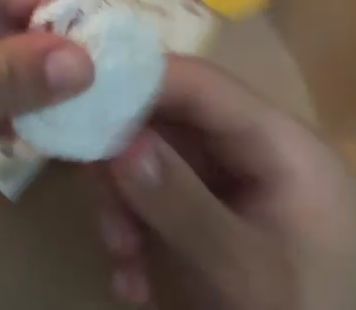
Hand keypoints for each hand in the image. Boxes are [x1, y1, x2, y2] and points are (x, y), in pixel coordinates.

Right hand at [96, 57, 355, 308]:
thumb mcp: (242, 272)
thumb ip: (180, 203)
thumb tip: (117, 141)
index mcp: (284, 146)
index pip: (198, 81)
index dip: (134, 78)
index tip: (71, 95)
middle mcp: (256, 149)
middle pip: (162, 117)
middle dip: (120, 161)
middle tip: (96, 201)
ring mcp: (232, 181)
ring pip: (146, 155)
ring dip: (121, 204)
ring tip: (120, 255)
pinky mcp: (211, 210)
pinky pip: (152, 193)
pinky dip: (133, 228)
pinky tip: (132, 276)